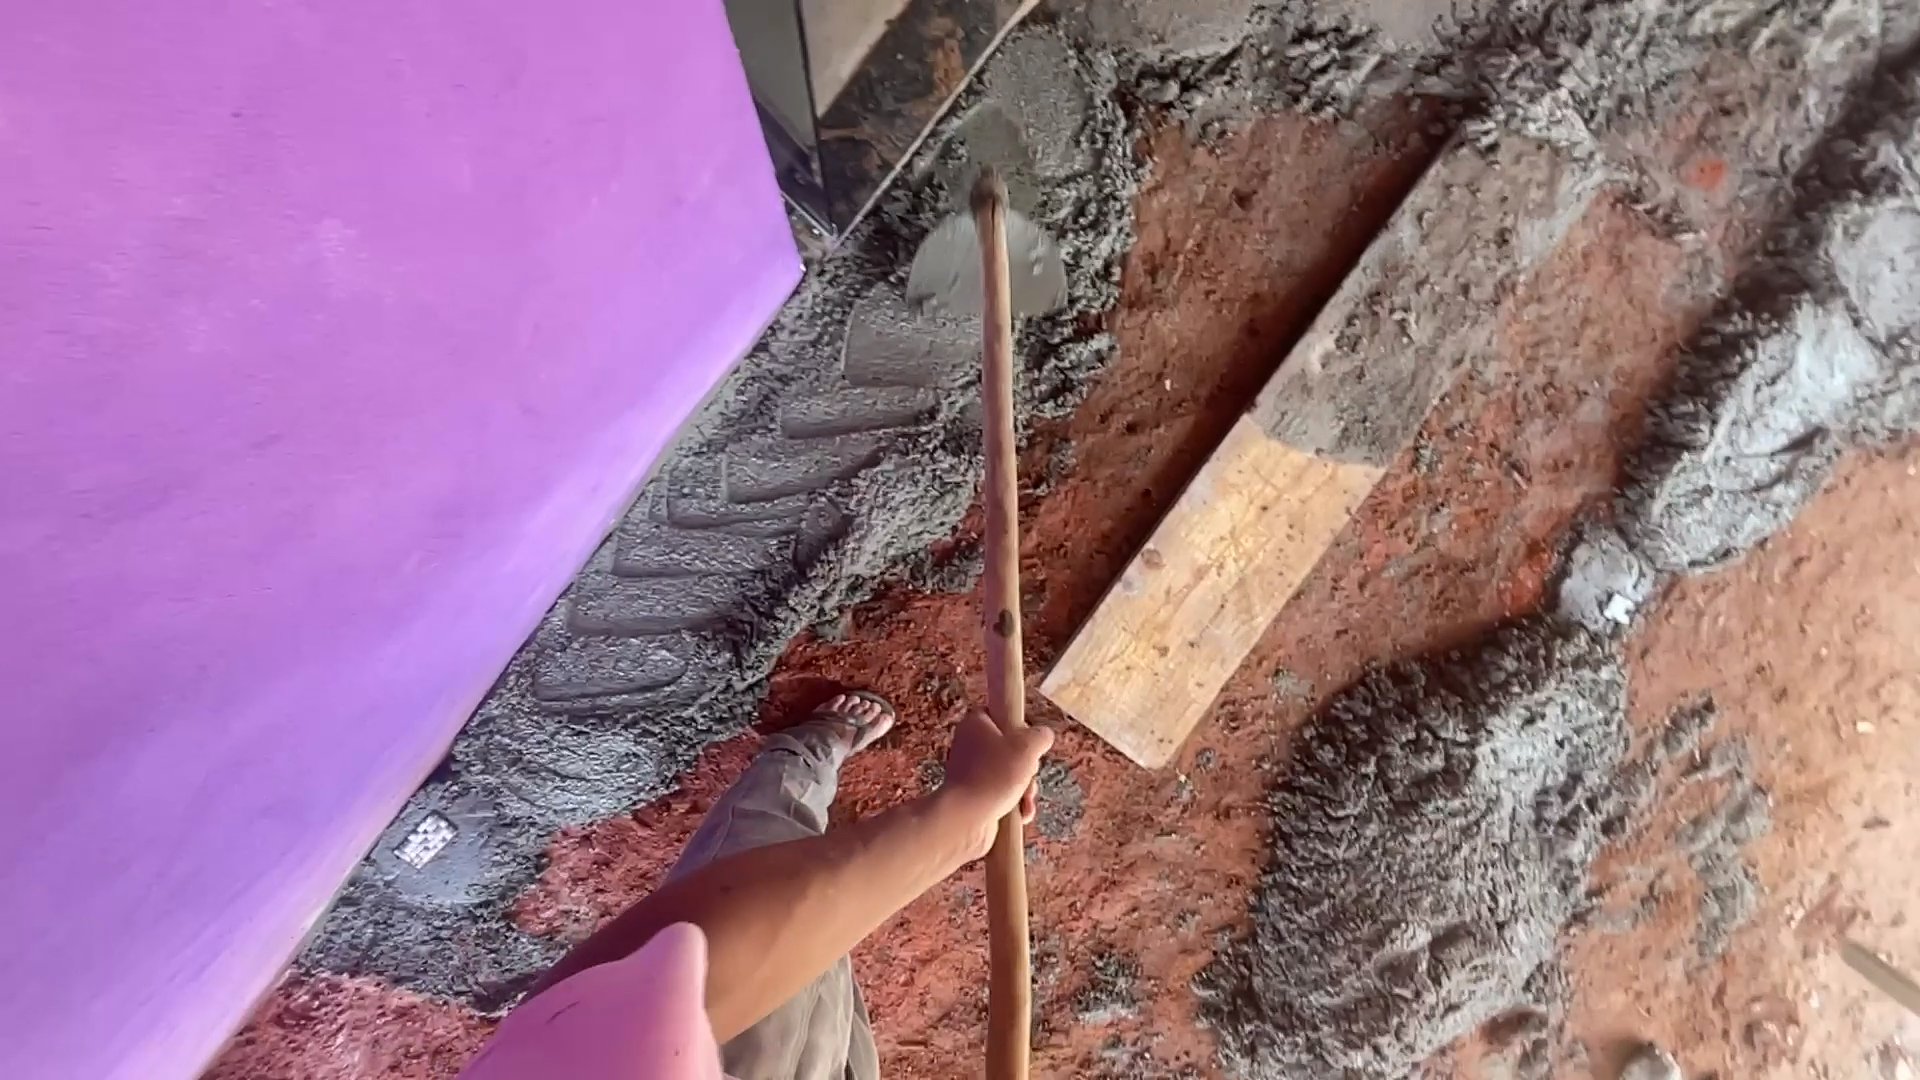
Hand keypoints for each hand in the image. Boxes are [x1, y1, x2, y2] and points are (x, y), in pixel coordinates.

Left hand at [936, 709, 1054, 860]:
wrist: (966, 818)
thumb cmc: (993, 776)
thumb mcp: (1028, 747)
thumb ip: (1040, 736)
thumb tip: (1044, 736)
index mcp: (975, 724)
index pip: (1000, 714)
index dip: (1019, 728)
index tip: (1028, 742)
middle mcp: (969, 745)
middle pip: (1010, 748)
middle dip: (1027, 766)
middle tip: (1028, 772)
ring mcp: (970, 772)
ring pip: (1009, 774)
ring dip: (1024, 788)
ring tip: (1025, 798)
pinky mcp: (974, 796)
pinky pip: (1001, 795)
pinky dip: (1014, 805)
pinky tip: (1021, 813)